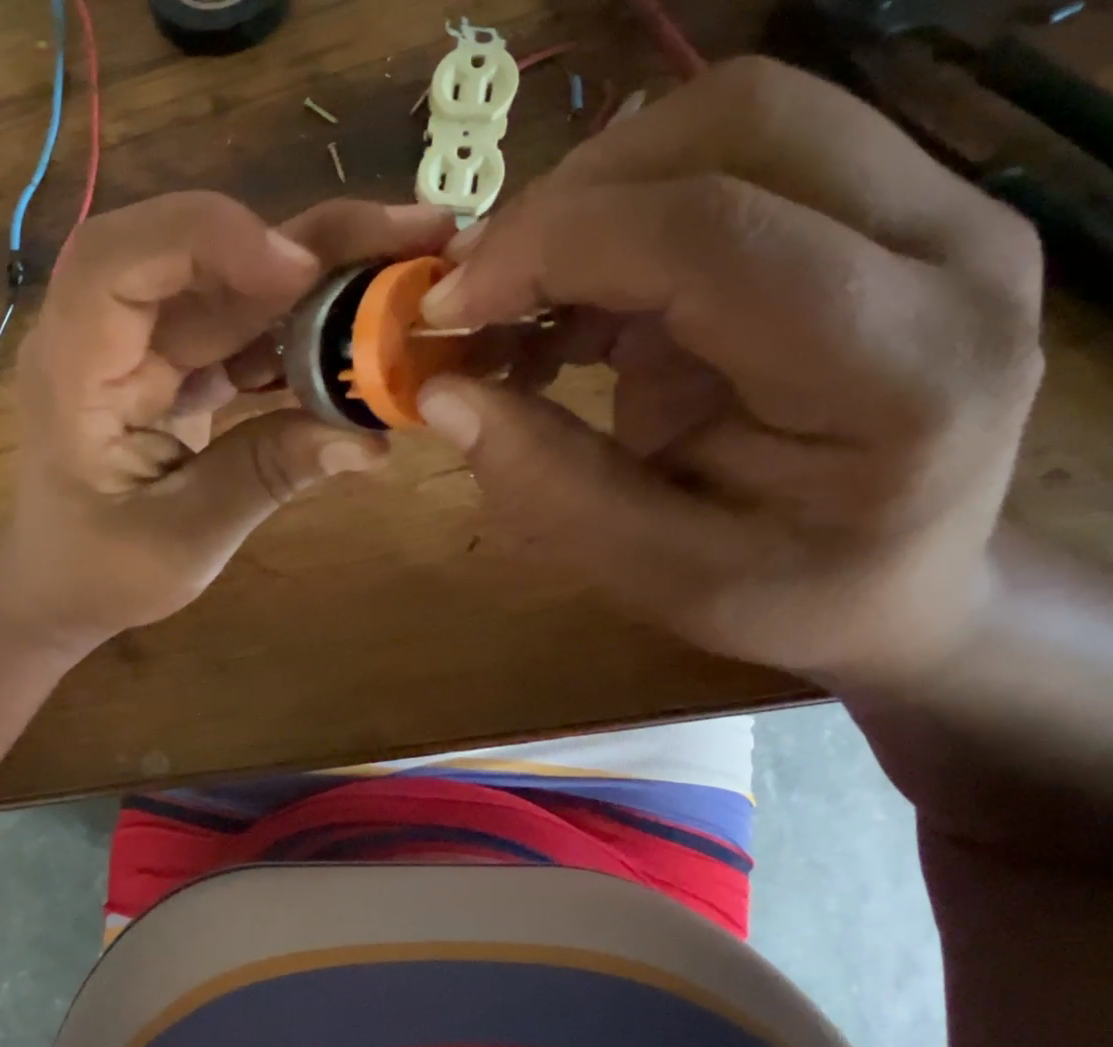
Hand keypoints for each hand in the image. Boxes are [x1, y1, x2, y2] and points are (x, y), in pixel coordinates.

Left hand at [0, 193, 457, 648]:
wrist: (60, 583)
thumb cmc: (96, 572)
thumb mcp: (179, 541)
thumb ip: (264, 478)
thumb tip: (369, 439)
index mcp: (72, 373)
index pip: (116, 262)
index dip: (207, 240)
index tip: (300, 272)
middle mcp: (102, 337)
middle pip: (191, 248)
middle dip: (301, 239)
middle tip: (414, 236)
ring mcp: (140, 344)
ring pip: (230, 280)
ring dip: (320, 274)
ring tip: (412, 274)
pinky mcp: (173, 361)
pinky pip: (243, 324)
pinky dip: (304, 327)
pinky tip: (365, 335)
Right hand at [416, 57, 1044, 686]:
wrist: (911, 572)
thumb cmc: (799, 592)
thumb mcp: (666, 580)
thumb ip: (551, 490)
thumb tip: (438, 393)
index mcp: (909, 367)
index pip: (712, 235)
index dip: (552, 248)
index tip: (443, 306)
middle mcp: (944, 249)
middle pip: (733, 124)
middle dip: (571, 195)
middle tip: (478, 288)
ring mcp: (918, 208)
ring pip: (722, 116)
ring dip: (587, 195)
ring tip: (515, 294)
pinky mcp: (864, 204)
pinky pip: (714, 156)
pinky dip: (608, 213)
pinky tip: (561, 298)